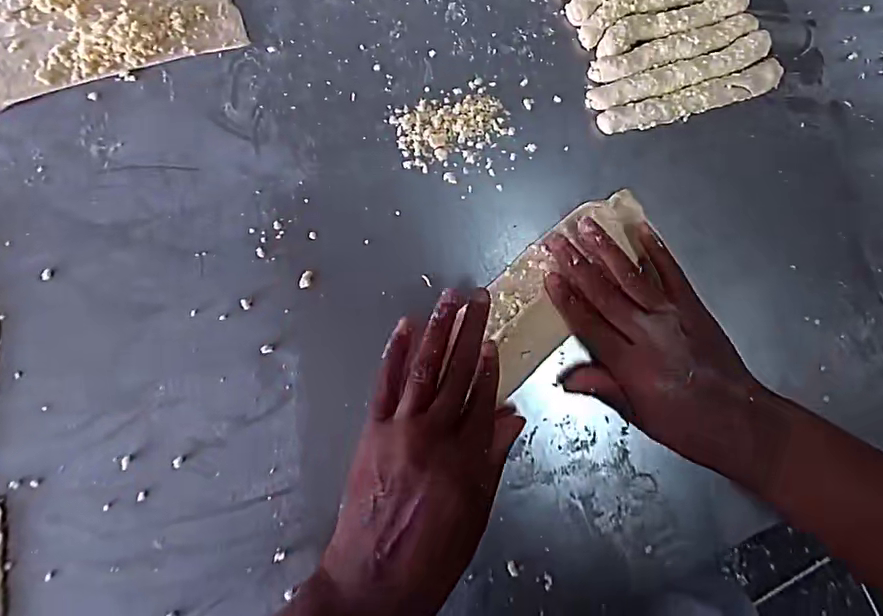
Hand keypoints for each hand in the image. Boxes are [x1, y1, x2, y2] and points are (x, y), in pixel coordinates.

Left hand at [297, 290, 525, 615]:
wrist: (369, 584)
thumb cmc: (429, 556)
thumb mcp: (475, 515)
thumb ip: (493, 460)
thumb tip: (513, 417)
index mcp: (464, 458)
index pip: (482, 398)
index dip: (490, 367)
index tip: (495, 341)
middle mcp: (433, 435)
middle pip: (457, 372)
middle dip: (470, 330)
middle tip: (479, 298)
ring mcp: (400, 429)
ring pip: (425, 368)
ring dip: (438, 329)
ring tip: (449, 299)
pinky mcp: (372, 430)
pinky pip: (385, 384)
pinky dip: (396, 352)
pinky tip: (405, 326)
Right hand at [542, 217, 781, 483]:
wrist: (740, 419)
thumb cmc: (688, 425)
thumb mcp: (640, 416)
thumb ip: (603, 388)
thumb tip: (564, 379)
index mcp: (632, 365)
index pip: (590, 325)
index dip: (567, 299)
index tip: (549, 276)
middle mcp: (649, 334)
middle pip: (606, 294)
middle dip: (578, 264)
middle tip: (558, 241)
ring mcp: (672, 315)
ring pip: (632, 276)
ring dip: (607, 249)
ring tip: (588, 226)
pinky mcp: (693, 306)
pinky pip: (671, 272)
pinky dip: (655, 249)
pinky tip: (641, 230)